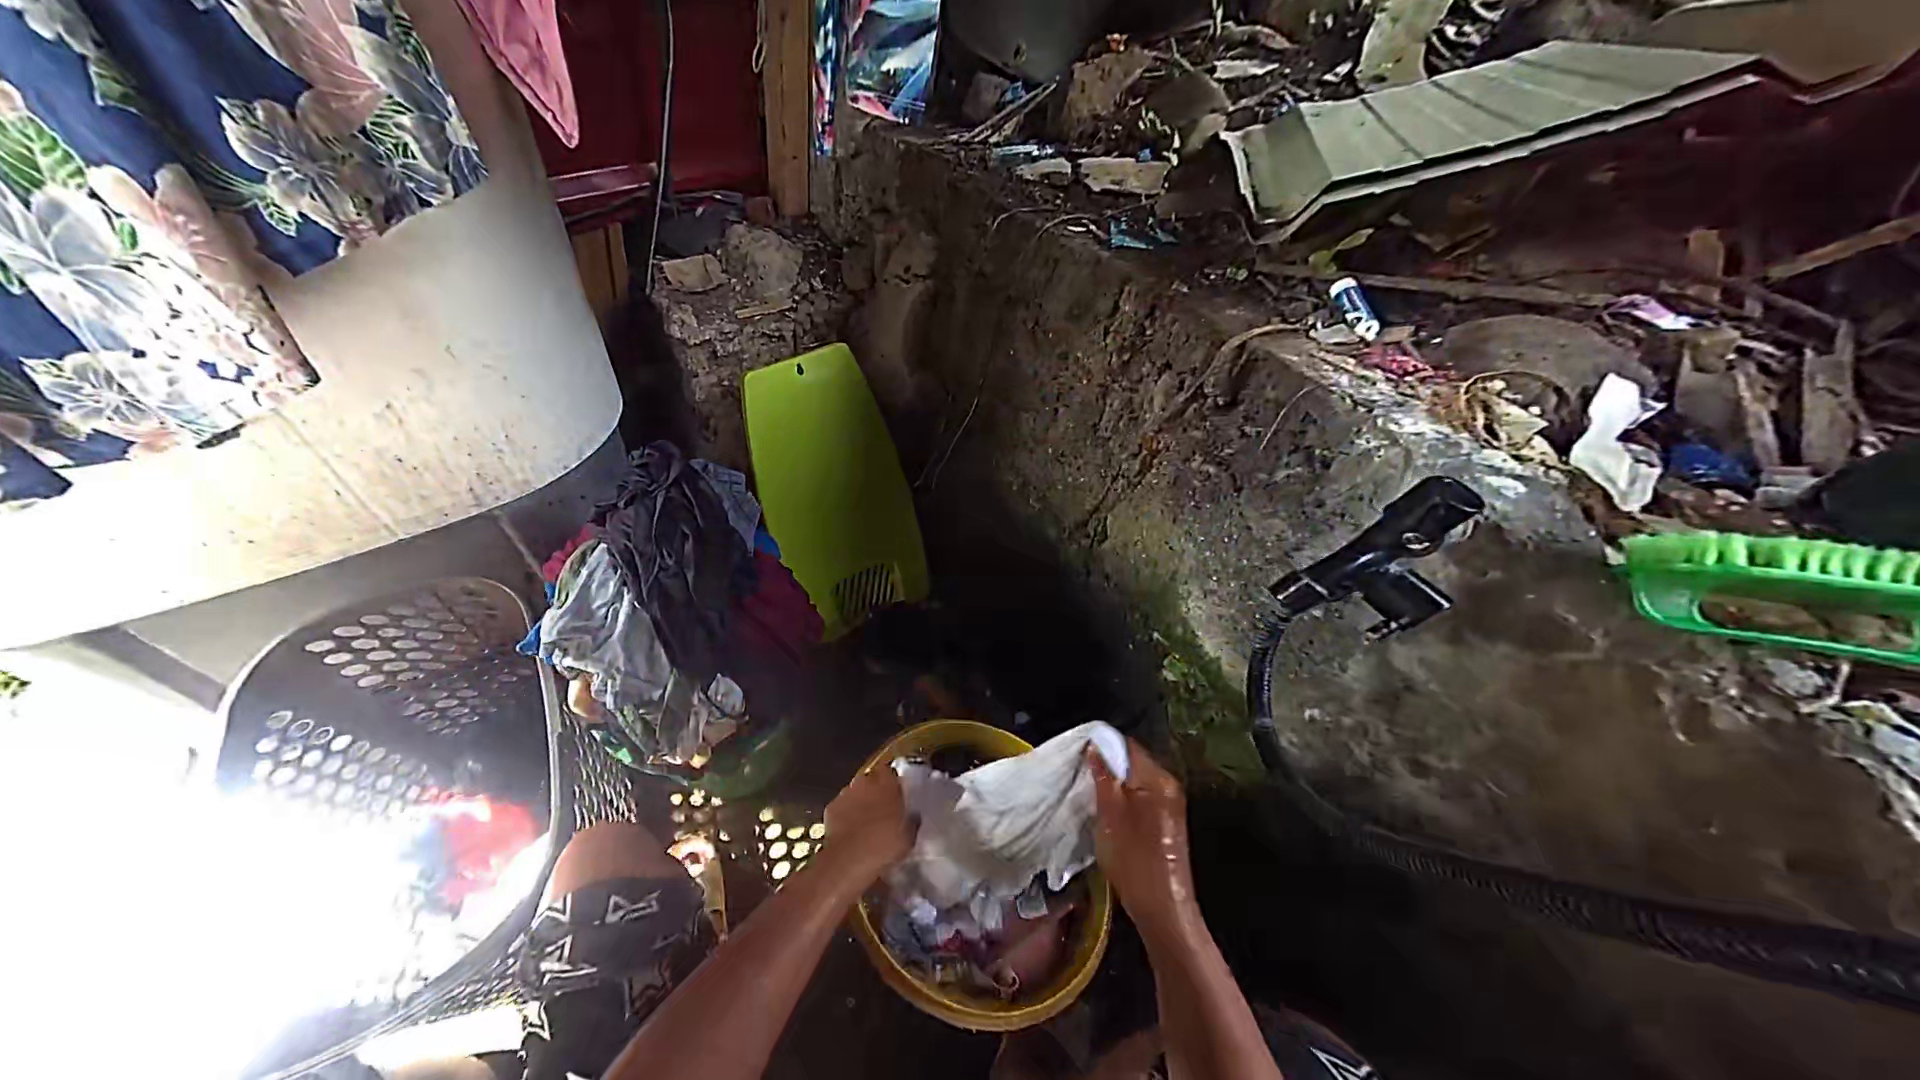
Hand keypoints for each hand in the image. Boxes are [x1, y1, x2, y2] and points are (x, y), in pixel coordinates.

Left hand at [821, 767, 912, 881]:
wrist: (849, 861)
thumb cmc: (883, 846)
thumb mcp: (908, 837)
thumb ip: (911, 820)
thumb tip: (912, 818)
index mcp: (887, 785)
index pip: (890, 771)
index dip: (893, 782)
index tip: (897, 794)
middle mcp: (865, 783)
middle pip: (871, 779)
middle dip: (876, 790)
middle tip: (883, 809)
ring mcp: (846, 794)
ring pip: (855, 792)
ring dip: (860, 801)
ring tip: (866, 822)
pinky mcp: (831, 808)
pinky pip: (842, 806)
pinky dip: (845, 814)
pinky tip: (850, 830)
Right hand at [1089, 738, 1197, 934]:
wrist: (1162, 908)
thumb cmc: (1133, 859)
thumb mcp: (1109, 814)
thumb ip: (1103, 776)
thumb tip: (1094, 744)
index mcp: (1159, 779)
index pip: (1128, 746)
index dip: (1102, 747)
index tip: (1079, 758)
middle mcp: (1169, 786)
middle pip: (1133, 763)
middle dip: (1107, 768)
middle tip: (1081, 779)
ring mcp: (1170, 805)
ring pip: (1136, 782)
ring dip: (1114, 787)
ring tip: (1091, 796)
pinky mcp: (1166, 822)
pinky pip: (1142, 799)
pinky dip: (1124, 802)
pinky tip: (1108, 815)